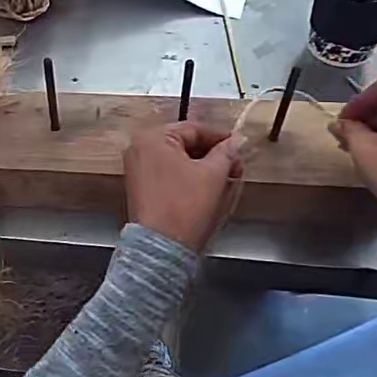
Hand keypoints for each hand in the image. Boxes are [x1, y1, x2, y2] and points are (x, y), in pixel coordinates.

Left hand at [123, 121, 242, 251]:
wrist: (162, 248)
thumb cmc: (186, 205)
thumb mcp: (213, 174)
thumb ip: (226, 152)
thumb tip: (237, 140)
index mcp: (153, 138)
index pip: (194, 129)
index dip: (220, 138)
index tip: (239, 147)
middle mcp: (139, 148)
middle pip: (184, 143)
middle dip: (212, 154)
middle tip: (235, 166)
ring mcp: (137, 169)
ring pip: (177, 160)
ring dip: (203, 167)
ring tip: (226, 179)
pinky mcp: (140, 188)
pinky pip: (168, 173)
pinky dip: (188, 177)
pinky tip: (207, 188)